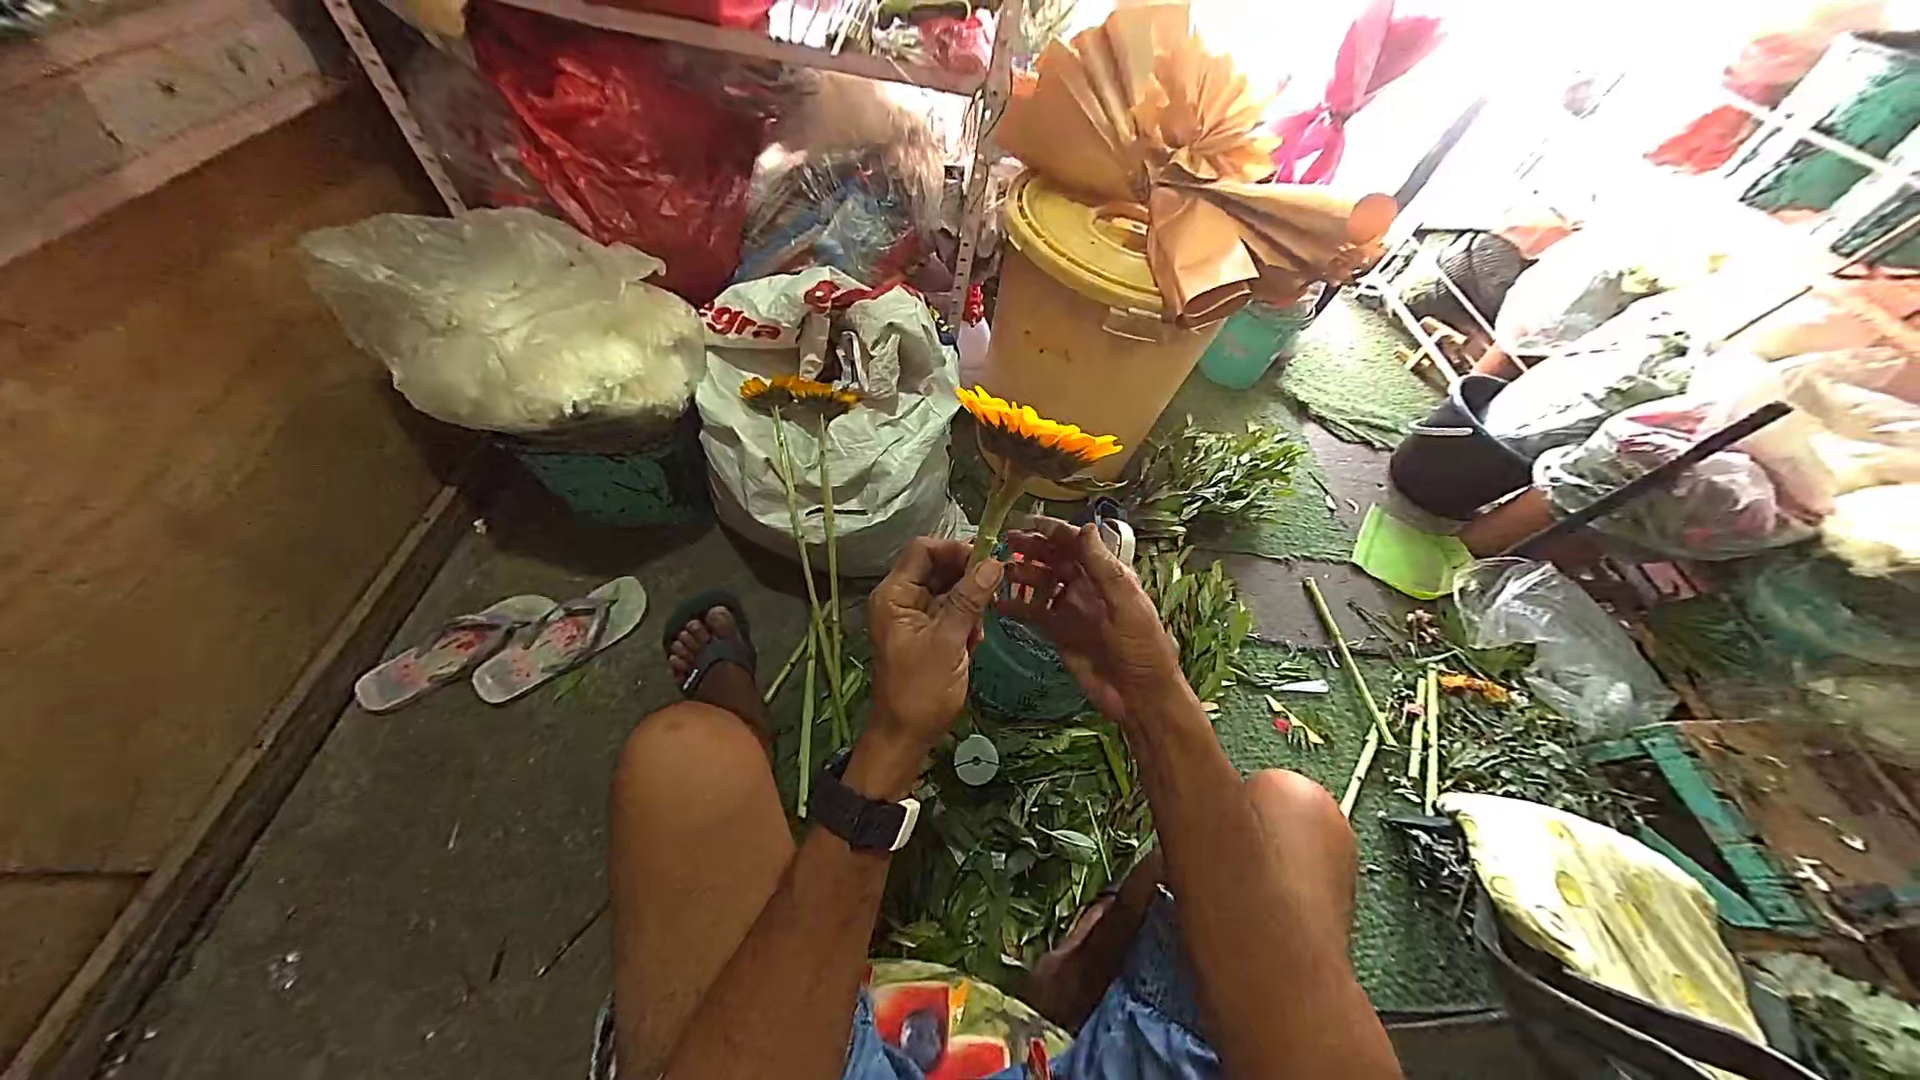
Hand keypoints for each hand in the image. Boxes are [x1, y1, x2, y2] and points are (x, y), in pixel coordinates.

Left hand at [853, 537, 1003, 797]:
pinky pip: (949, 611)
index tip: (987, 560)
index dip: (955, 549)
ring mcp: (913, 616)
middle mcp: (900, 599)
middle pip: (937, 567)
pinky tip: (974, 639)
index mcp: (894, 595)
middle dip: (966, 578)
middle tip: (992, 593)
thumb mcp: (948, 641)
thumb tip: (993, 562)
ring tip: (979, 627)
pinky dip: (965, 620)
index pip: (923, 550)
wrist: (906, 736)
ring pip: (947, 589)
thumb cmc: (921, 690)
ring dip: (969, 602)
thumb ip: (969, 600)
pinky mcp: (926, 632)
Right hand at [997, 517, 1183, 726]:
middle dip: (1030, 549)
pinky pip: (1034, 614)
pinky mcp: (1059, 633)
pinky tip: (997, 605)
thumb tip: (1084, 528)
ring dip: (1020, 575)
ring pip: (1041, 584)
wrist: (1140, 697)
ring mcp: (1071, 610)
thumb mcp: (1125, 604)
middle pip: (1054, 559)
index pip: (1075, 544)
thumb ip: (1102, 567)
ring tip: (997, 572)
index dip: (1050, 531)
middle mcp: (1086, 587)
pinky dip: (1016, 608)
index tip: (1024, 523)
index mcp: (1106, 575)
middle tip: (1004, 544)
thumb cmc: (1142, 648)